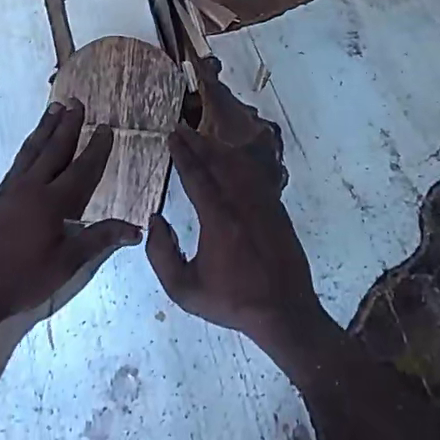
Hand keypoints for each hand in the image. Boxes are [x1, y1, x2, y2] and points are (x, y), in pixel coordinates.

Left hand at [0, 100, 139, 317]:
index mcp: (52, 202)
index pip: (81, 169)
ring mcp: (10, 191)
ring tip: (53, 109)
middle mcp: (31, 188)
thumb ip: (99, 240)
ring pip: (31, 152)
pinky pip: (16, 164)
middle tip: (76, 102)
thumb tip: (135, 230)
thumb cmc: (23, 278)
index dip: (96, 149)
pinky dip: (28, 149)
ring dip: (44, 130)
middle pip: (53, 150)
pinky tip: (30, 148)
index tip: (105, 128)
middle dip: (67, 125)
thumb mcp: (67, 262)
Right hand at [146, 60, 324, 344]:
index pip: (197, 176)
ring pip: (240, 163)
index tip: (172, 136)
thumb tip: (155, 220)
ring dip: (220, 147)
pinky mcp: (277, 207)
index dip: (183, 153)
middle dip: (198, 142)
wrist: (284, 311)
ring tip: (203, 138)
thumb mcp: (185, 290)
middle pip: (218, 161)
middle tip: (182, 128)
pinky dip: (241, 160)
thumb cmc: (232, 301)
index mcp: (219, 220)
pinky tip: (232, 157)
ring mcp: (264, 202)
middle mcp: (242, 203)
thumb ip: (162, 254)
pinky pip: (256, 173)